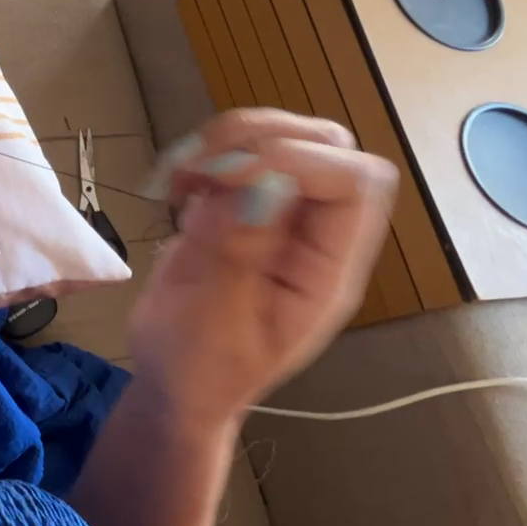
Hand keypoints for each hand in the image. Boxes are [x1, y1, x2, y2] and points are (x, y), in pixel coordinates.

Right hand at [127, 109, 397, 422]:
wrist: (175, 386)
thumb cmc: (200, 370)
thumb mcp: (215, 321)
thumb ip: (239, 252)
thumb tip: (257, 182)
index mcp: (327, 269)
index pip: (350, 182)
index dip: (294, 162)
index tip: (222, 180)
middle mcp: (310, 233)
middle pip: (324, 145)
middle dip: (260, 139)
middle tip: (198, 170)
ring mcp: (272, 218)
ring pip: (278, 139)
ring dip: (225, 143)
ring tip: (181, 179)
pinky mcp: (233, 211)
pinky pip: (233, 158)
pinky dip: (200, 157)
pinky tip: (175, 191)